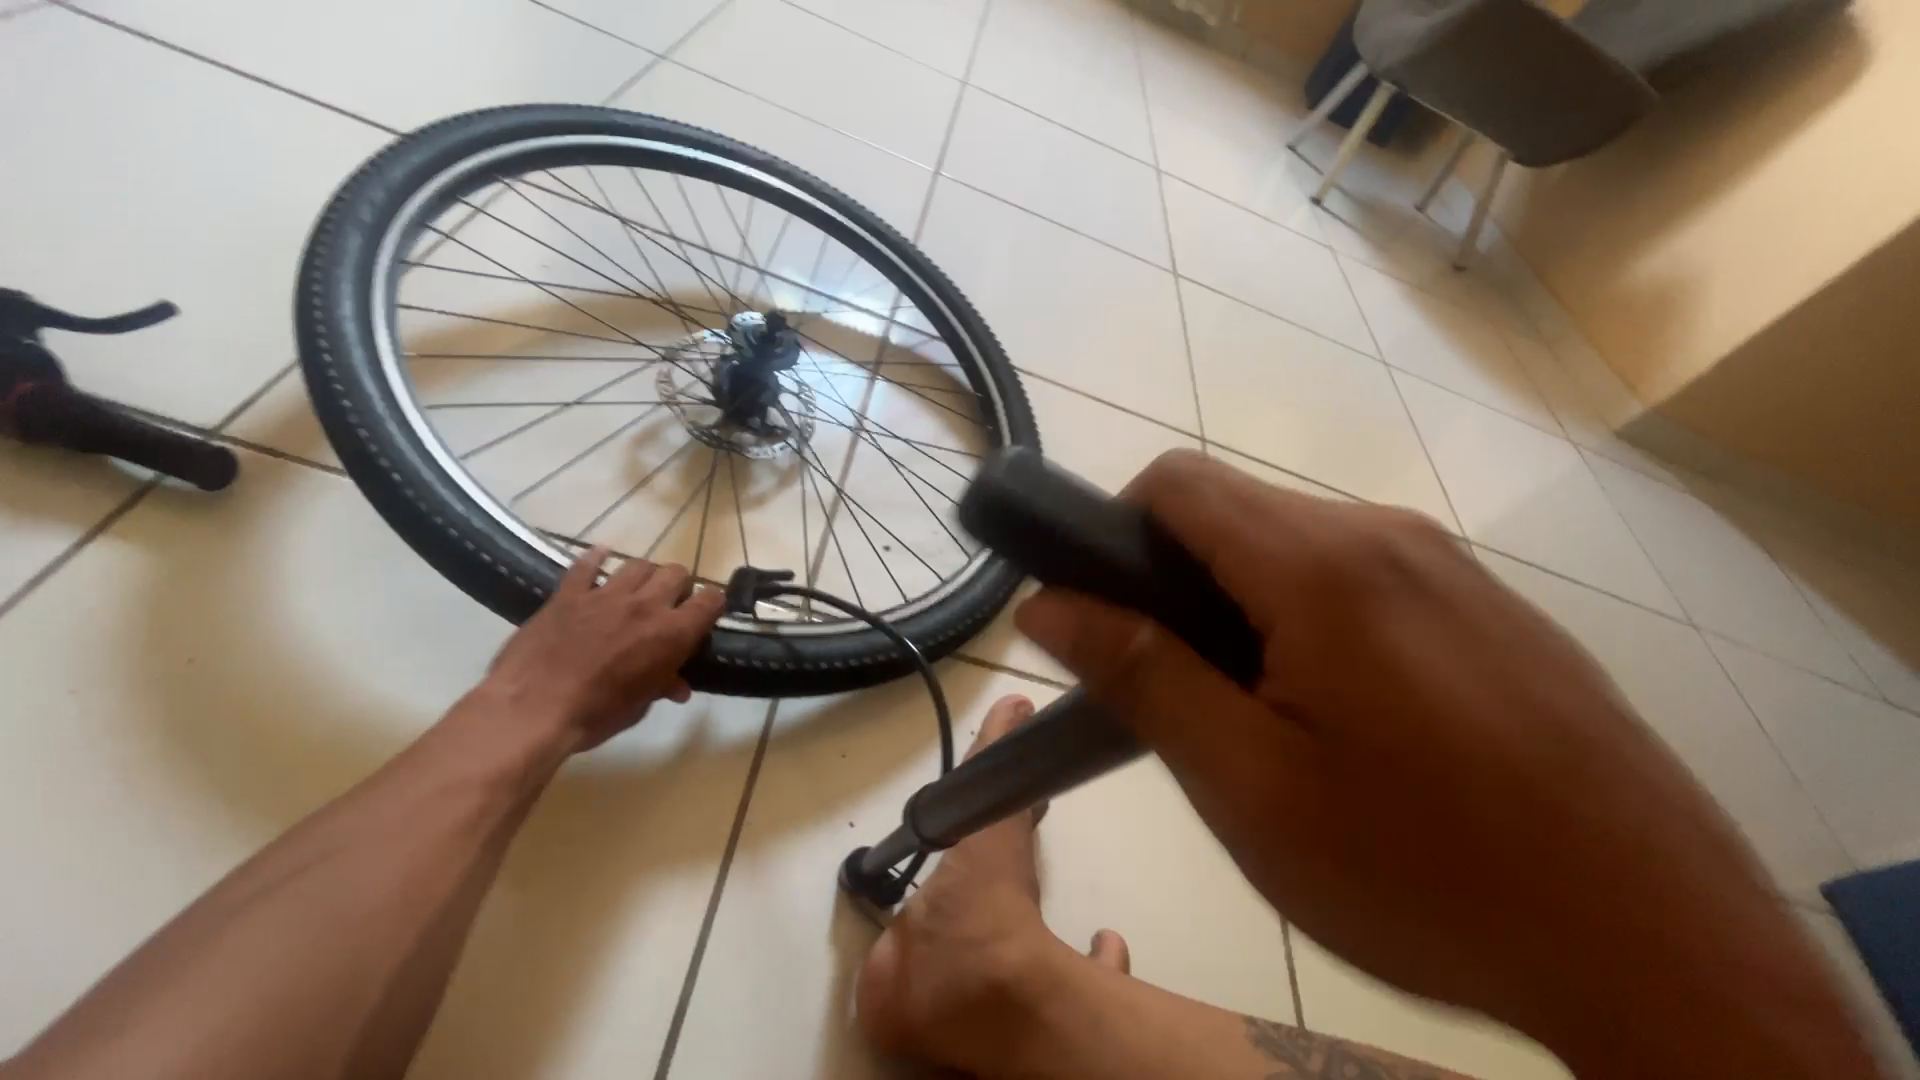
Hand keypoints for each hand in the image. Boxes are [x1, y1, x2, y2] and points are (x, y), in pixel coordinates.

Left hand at [474, 548, 725, 751]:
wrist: (533, 708)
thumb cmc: (596, 714)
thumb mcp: (639, 706)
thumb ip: (661, 685)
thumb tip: (678, 686)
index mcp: (672, 634)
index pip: (710, 601)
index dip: (713, 604)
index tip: (707, 613)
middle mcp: (646, 605)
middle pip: (676, 573)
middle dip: (679, 586)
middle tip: (669, 604)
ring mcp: (606, 594)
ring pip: (638, 564)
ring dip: (644, 575)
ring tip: (637, 589)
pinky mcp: (570, 593)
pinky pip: (587, 564)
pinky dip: (596, 558)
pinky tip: (600, 556)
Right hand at [1015, 450, 1874, 1077]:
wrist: (1660, 946)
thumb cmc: (1423, 871)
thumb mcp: (1249, 784)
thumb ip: (1142, 675)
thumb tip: (1046, 604)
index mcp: (1323, 565)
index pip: (1176, 482)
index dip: (1113, 531)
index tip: (1106, 617)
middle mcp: (1390, 536)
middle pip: (1236, 514)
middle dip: (1177, 584)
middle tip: (1180, 697)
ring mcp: (1453, 569)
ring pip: (1296, 549)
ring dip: (1244, 610)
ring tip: (1261, 723)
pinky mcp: (1490, 610)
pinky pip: (1363, 582)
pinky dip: (1311, 622)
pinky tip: (1346, 725)